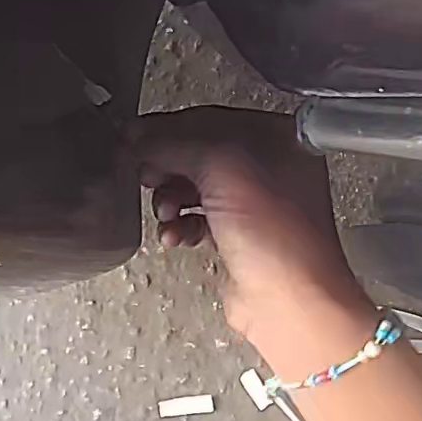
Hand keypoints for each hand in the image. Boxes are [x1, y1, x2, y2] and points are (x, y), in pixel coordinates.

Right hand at [137, 107, 371, 344]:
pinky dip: (180, 226)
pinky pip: (198, 220)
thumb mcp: (222, 167)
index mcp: (277, 138)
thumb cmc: (272, 232)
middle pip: (199, 154)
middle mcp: (269, 168)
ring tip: (165, 213)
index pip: (209, 119)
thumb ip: (176, 143)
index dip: (168, 128)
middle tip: (145, 175)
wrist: (288, 301)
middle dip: (167, 166)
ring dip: (170, 199)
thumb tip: (137, 138)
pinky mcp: (239, 238)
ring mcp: (254, 206)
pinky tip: (173, 236)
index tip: (133, 138)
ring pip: (194, 189)